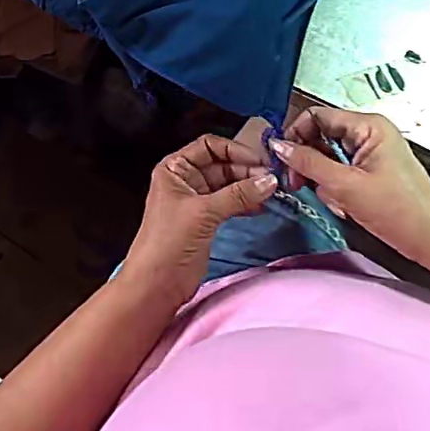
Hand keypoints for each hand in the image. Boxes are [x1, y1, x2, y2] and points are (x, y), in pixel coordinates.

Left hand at [120, 134, 276, 305]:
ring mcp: (196, 200)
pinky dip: (246, 202)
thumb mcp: (203, 212)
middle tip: (273, 180)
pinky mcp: (207, 219)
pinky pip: (230, 202)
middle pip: (221, 164)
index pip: (208, 146)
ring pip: (228, 183)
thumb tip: (270, 180)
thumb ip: (237, 194)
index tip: (261, 161)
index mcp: (175, 168)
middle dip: (246, 169)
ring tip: (272, 192)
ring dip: (249, 186)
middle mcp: (185, 179)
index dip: (234, 150)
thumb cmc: (170, 241)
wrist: (156, 284)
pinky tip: (262, 206)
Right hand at [269, 106, 429, 266]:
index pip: (316, 116)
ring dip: (322, 178)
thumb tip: (279, 146)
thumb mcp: (345, 185)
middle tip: (298, 182)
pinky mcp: (372, 170)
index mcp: (369, 126)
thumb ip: (308, 162)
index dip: (295, 135)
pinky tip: (344, 204)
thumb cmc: (402, 212)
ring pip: (327, 156)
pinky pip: (340, 170)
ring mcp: (371, 152)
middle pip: (320, 136)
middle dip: (307, 161)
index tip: (283, 159)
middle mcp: (370, 133)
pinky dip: (335, 187)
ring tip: (334, 199)